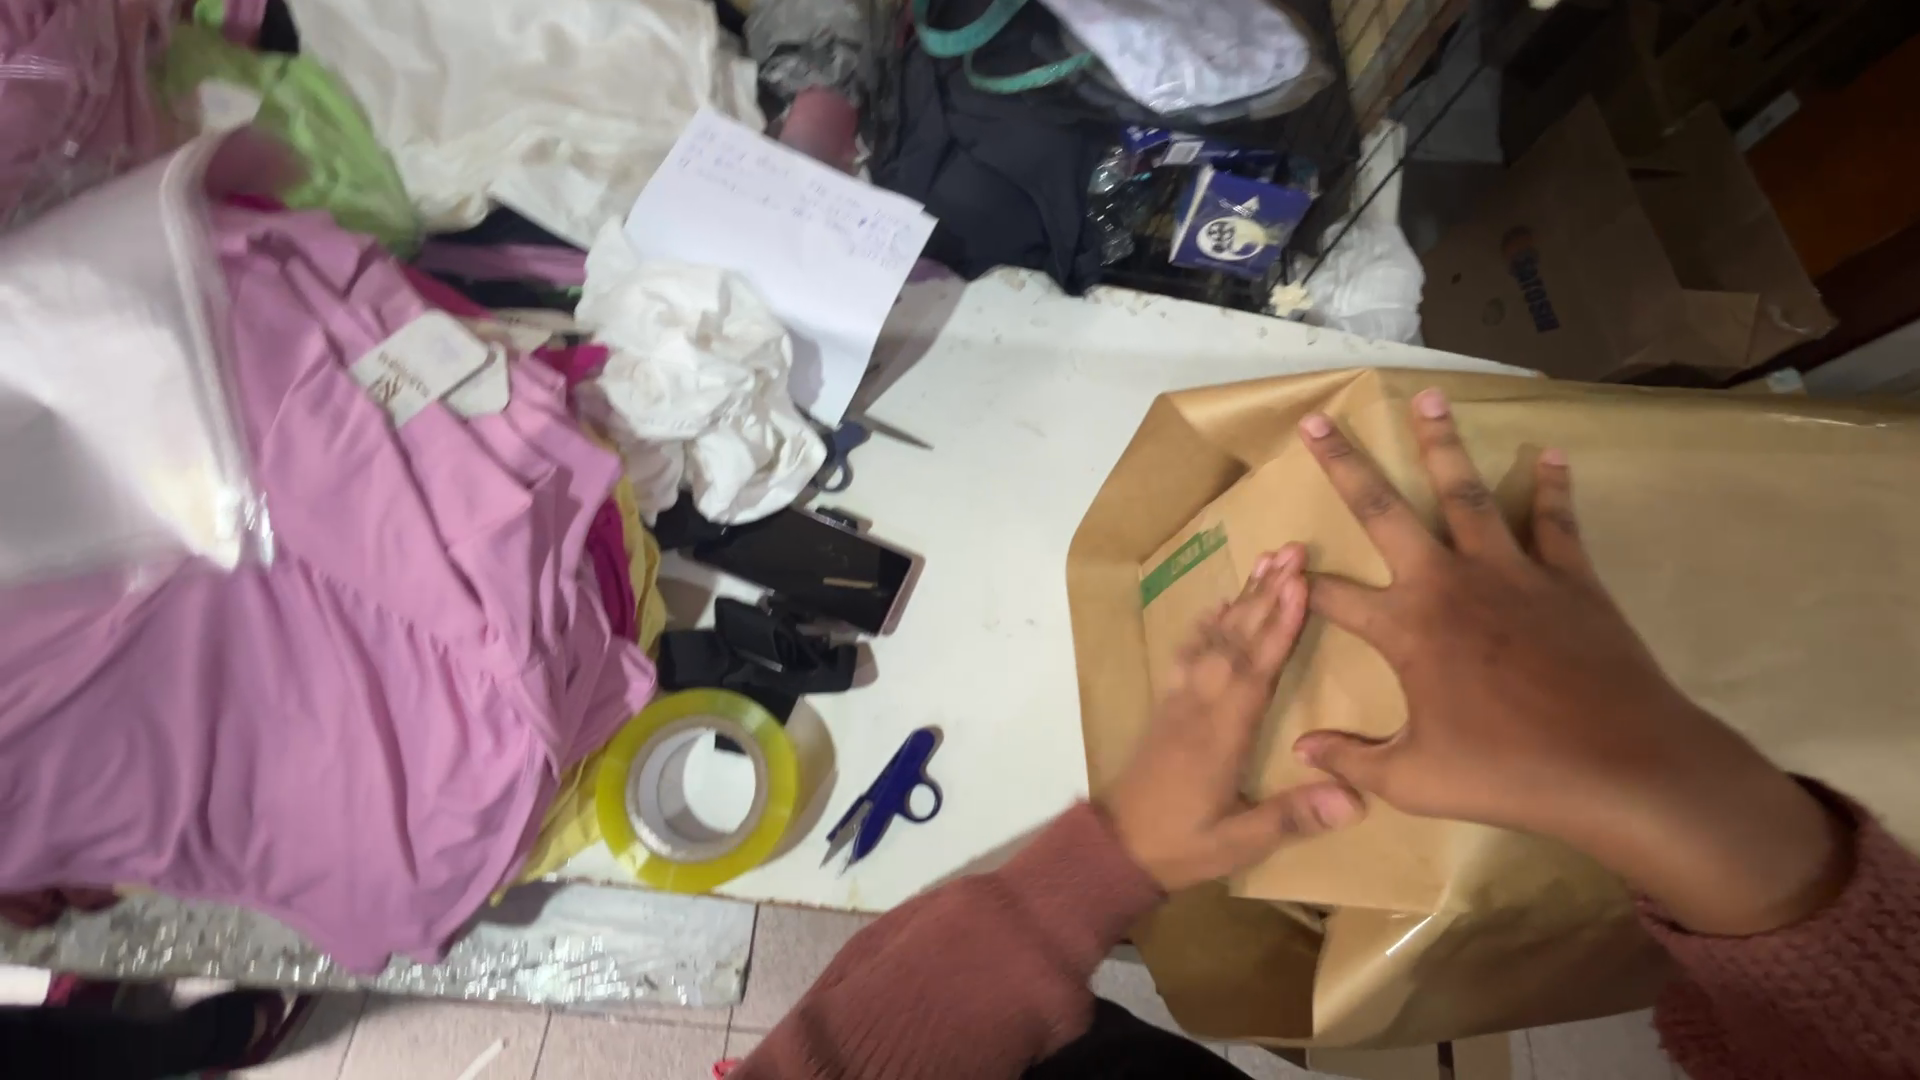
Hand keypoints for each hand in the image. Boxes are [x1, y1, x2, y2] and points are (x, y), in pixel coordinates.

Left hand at [1100, 544, 1364, 890]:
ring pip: (1212, 638)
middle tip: (1292, 550)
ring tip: (1265, 562)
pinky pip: (1187, 653)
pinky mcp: (1168, 704)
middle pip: (1235, 640)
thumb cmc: (1180, 845)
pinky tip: (1217, 606)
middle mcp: (1198, 705)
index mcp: (1219, 734)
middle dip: (1266, 593)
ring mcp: (1179, 700)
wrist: (1116, 843)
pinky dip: (1205, 625)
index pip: (1254, 670)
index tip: (1300, 583)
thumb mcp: (1237, 843)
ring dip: (1240, 599)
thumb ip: (1291, 818)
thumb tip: (1357, 797)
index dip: (1278, 626)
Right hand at [1288, 389, 1848, 934]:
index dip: (1294, 579)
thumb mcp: (1414, 780)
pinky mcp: (1569, 580)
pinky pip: (1554, 522)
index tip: (1272, 563)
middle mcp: (1447, 584)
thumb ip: (1350, 760)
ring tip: (1428, 398)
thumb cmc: (1510, 774)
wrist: (1631, 773)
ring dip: (1441, 445)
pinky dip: (1552, 486)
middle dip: (1344, 464)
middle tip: (1319, 422)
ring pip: (1465, 494)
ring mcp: (1511, 574)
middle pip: (1383, 511)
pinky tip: (1551, 453)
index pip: (1329, 593)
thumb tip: (1300, 752)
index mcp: (1405, 628)